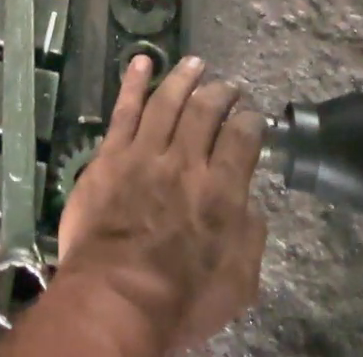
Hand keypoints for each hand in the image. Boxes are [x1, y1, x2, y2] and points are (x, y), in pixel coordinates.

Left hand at [56, 55, 270, 353]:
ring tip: (195, 63)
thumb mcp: (239, 283)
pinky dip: (134, 81)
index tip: (252, 115)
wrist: (116, 296)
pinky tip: (142, 61)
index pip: (242, 139)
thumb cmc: (181, 300)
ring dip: (183, 78)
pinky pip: (124, 109)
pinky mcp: (110, 154)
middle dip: (220, 93)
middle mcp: (186, 162)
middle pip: (205, 111)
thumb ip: (250, 237)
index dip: (250, 121)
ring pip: (166, 101)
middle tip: (227, 85)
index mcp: (222, 192)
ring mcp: (144, 153)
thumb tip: (250, 203)